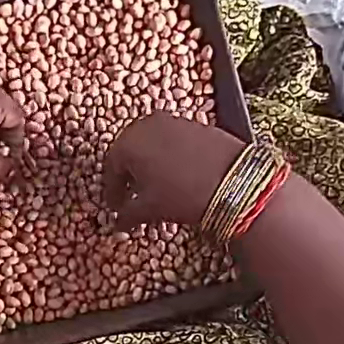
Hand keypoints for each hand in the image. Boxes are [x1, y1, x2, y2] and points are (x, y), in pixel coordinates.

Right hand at [101, 112, 244, 229]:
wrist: (232, 181)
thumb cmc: (180, 194)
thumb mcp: (148, 209)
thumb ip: (127, 215)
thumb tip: (118, 223)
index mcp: (127, 142)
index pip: (111, 168)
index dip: (112, 191)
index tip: (116, 208)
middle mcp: (146, 124)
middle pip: (130, 152)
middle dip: (129, 176)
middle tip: (133, 198)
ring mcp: (173, 121)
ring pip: (152, 145)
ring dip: (149, 166)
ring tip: (156, 189)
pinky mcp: (196, 124)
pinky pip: (173, 141)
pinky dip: (169, 157)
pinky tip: (178, 177)